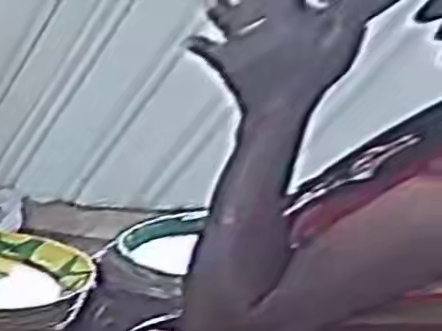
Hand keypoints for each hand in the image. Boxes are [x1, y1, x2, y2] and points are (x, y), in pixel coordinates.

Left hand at [189, 0, 398, 109]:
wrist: (278, 109)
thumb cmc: (311, 73)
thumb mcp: (347, 25)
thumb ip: (352, 3)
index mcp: (287, 16)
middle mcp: (257, 30)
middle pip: (250, 1)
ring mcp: (239, 50)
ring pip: (226, 23)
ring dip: (217, 9)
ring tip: (207, 0)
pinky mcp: (228, 68)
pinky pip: (210, 54)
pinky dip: (198, 46)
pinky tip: (188, 41)